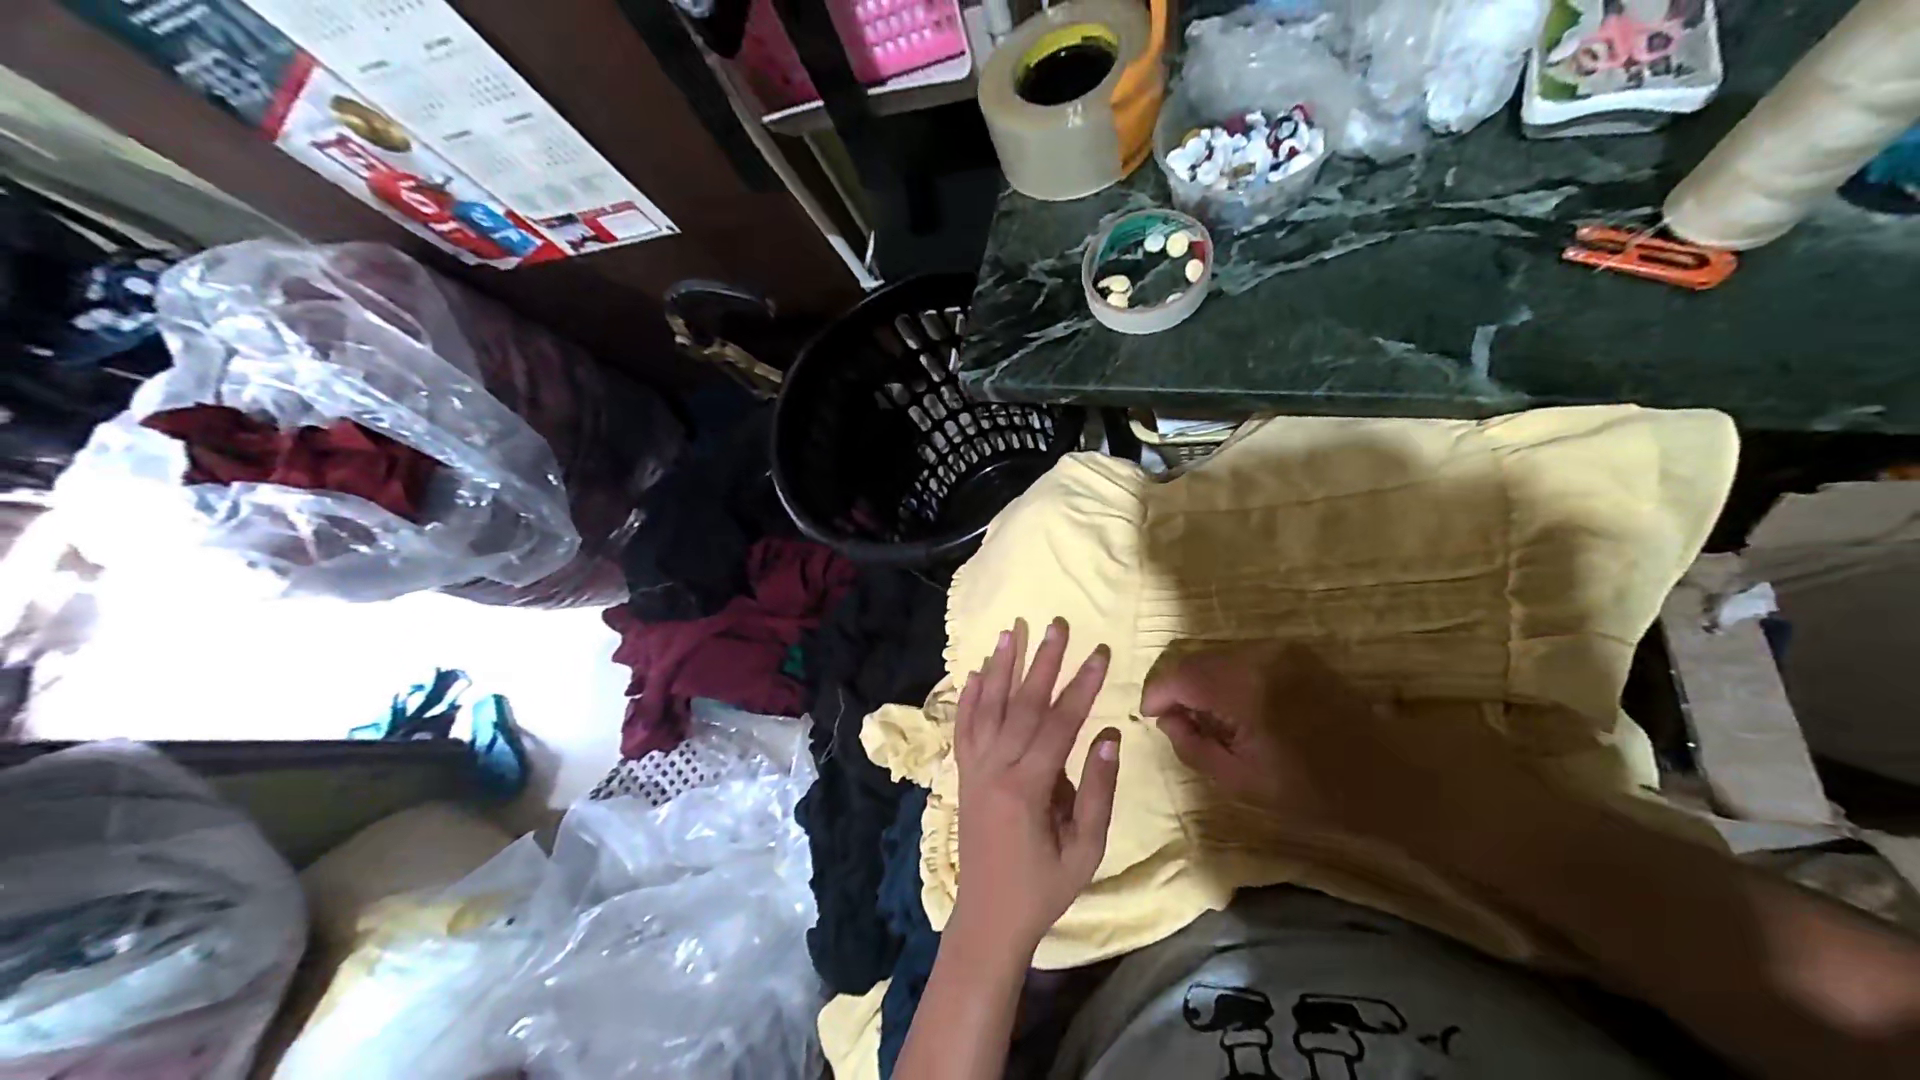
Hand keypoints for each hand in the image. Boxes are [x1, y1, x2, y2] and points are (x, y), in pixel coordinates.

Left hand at [952, 617, 1119, 953]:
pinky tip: (973, 673)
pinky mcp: (962, 774)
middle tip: (1058, 625)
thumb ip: (1097, 790)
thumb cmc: (1044, 886)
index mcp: (1028, 787)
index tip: (1099, 652)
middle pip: (1021, 704)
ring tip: (1011, 631)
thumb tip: (1107, 734)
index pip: (1059, 723)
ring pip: (986, 707)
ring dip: (1000, 666)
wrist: (989, 916)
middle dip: (1043, 661)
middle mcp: (994, 769)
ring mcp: (973, 769)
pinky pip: (962, 728)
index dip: (1081, 686)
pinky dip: (968, 698)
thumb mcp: (1085, 849)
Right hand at [1142, 642, 1552, 854]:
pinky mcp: (1294, 650)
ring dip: (1202, 680)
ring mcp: (1279, 649)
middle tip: (1176, 719)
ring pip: (1217, 654)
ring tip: (1209, 716)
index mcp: (1243, 689)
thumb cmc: (1311, 790)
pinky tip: (1238, 705)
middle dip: (1178, 686)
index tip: (1150, 715)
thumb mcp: (1239, 782)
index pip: (1178, 675)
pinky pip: (1241, 655)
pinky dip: (1227, 674)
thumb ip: (1192, 745)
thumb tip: (1166, 718)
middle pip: (1195, 659)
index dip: (1156, 693)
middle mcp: (1258, 656)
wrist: (1387, 775)